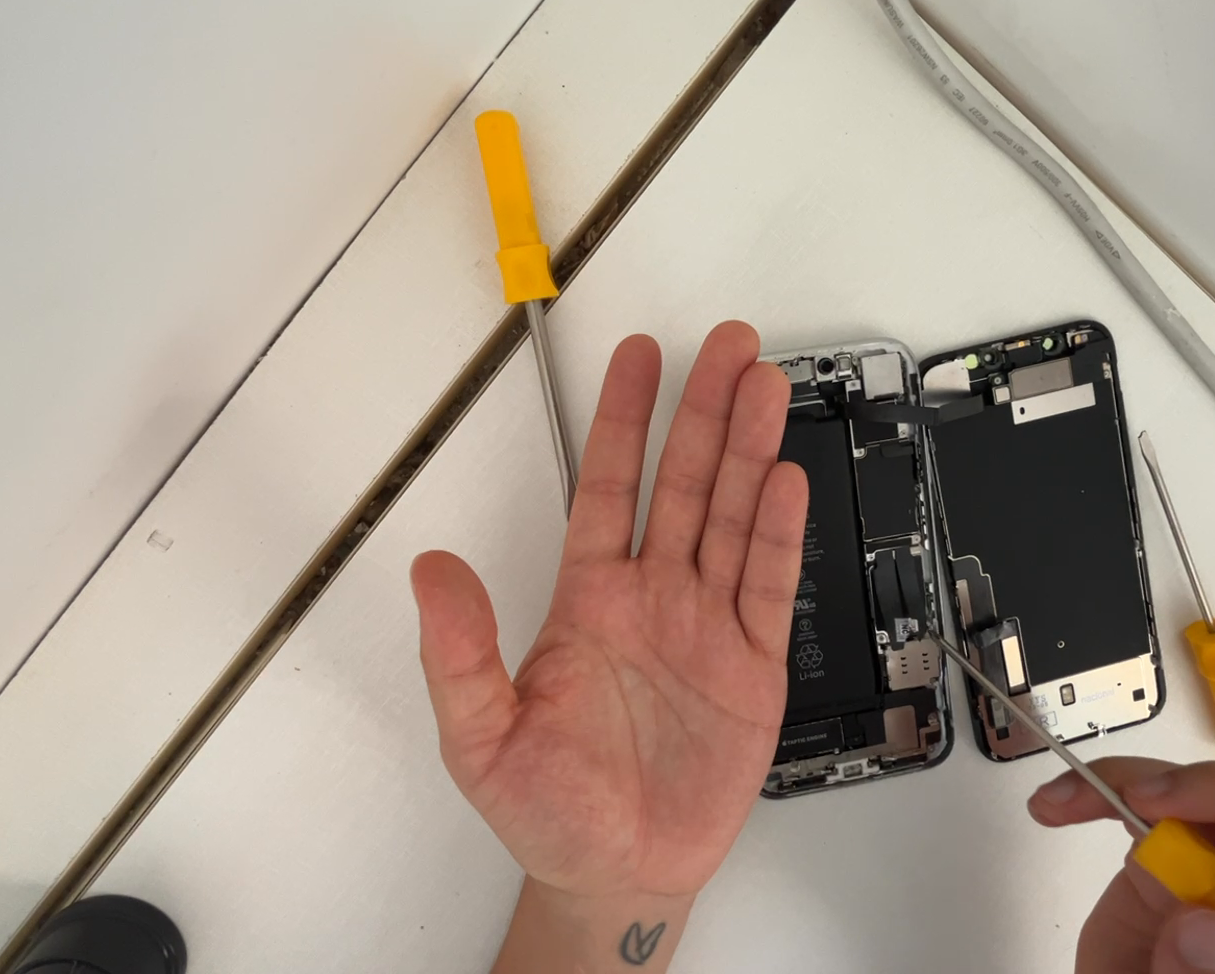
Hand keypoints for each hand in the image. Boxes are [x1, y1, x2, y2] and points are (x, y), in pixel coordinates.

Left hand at [413, 322, 806, 968]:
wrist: (617, 868)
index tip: (637, 356)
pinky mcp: (752, 663)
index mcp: (590, 595)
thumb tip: (429, 569)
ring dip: (749, 452)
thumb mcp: (480, 735)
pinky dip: (779, 535)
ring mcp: (707, 622)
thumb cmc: (549, 805)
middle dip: (705, 410)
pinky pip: (768, 586)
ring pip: (733, 518)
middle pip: (684, 482)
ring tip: (764, 390)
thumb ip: (458, 651)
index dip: (622, 418)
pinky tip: (785, 484)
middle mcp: (654, 593)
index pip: (608, 485)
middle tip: (728, 347)